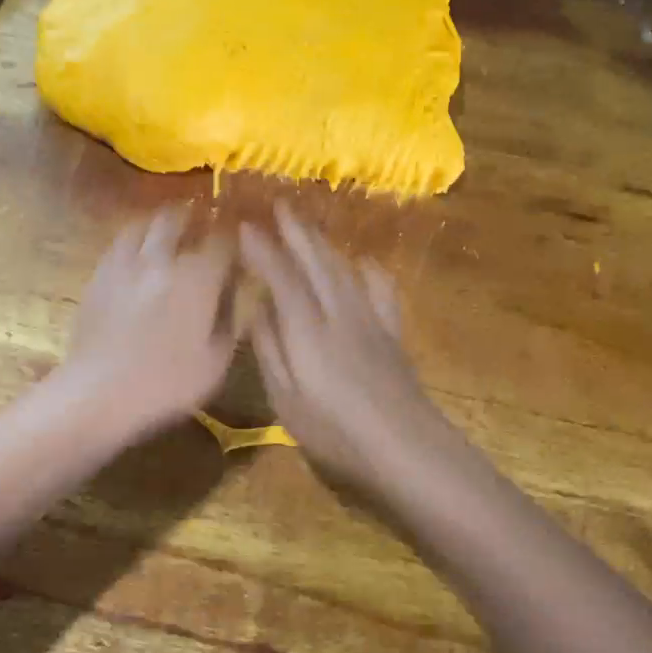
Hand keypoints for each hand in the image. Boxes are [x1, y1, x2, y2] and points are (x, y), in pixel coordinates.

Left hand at [63, 205, 236, 436]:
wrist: (99, 392)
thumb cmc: (166, 384)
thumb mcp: (215, 363)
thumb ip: (229, 323)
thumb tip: (235, 300)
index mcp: (198, 277)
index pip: (222, 241)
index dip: (232, 239)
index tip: (236, 245)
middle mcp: (161, 259)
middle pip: (175, 220)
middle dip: (191, 218)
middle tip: (198, 225)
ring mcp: (124, 264)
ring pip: (141, 226)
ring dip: (156, 225)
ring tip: (164, 234)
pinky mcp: (97, 277)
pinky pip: (117, 246)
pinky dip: (131, 245)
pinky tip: (134, 259)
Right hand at [240, 203, 458, 494]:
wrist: (405, 446)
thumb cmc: (335, 432)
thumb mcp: (286, 399)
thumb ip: (270, 350)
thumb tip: (257, 309)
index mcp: (307, 329)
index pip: (282, 277)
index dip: (263, 250)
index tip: (245, 227)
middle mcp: (339, 313)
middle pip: (316, 262)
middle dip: (296, 232)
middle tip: (279, 206)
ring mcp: (370, 320)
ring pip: (344, 269)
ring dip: (323, 244)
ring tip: (308, 227)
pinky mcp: (392, 333)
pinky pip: (379, 288)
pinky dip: (366, 270)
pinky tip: (361, 263)